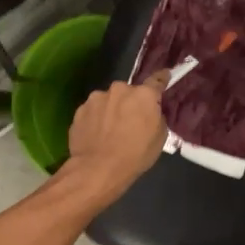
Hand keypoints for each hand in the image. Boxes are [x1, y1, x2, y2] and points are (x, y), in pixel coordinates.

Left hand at [59, 74, 168, 203]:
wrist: (97, 169)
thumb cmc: (135, 154)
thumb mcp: (159, 138)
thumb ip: (157, 117)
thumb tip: (152, 111)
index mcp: (143, 95)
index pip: (156, 80)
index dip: (162, 78)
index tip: (164, 76)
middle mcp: (119, 89)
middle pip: (129, 91)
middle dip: (131, 102)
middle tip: (131, 120)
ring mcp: (96, 98)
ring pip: (108, 100)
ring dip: (111, 109)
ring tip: (110, 130)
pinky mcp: (80, 110)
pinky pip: (93, 111)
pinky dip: (96, 118)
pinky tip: (96, 134)